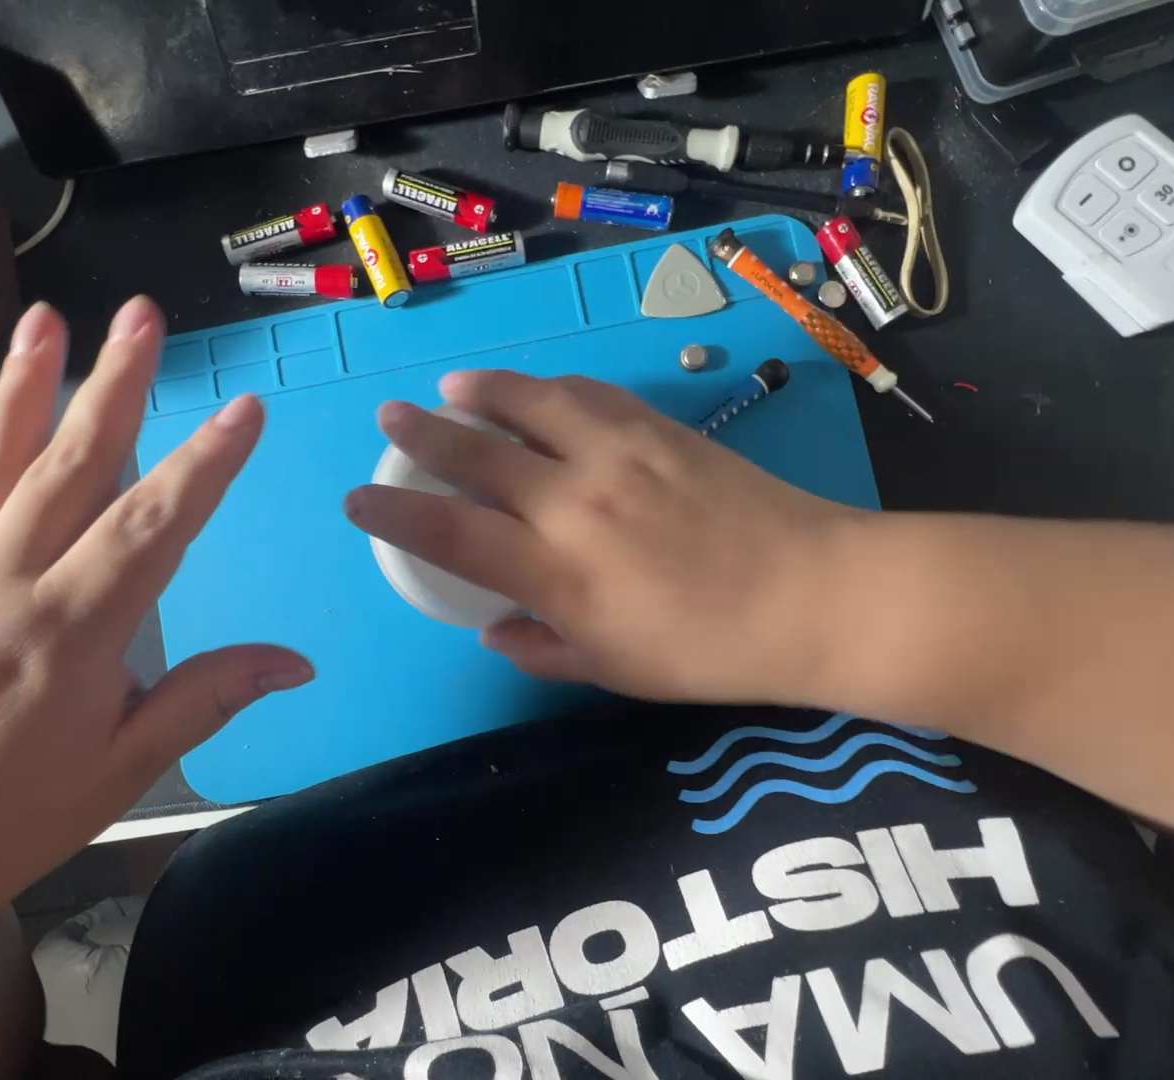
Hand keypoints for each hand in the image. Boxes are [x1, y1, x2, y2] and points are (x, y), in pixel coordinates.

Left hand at [0, 297, 311, 933]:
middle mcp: (2, 584)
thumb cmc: (11, 823)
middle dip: (115, 385)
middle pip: (70, 466)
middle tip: (143, 317)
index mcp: (68, 631)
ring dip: (24, 385)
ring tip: (49, 320)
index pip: (154, 524)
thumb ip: (209, 696)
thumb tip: (297, 663)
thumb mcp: (127, 768)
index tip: (245, 412)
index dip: (207, 464)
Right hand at [343, 370, 856, 703]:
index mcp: (561, 575)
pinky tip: (536, 388)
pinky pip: (588, 394)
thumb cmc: (710, 651)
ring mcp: (621, 456)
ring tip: (452, 387)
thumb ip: (543, 649)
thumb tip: (492, 627)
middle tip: (390, 418)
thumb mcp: (615, 671)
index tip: (358, 501)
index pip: (451, 536)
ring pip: (531, 404)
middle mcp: (578, 504)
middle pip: (479, 455)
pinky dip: (548, 387)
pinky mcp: (660, 428)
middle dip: (422, 435)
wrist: (814, 594)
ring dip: (482, 392)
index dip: (392, 516)